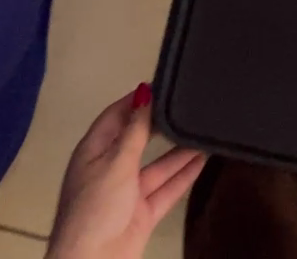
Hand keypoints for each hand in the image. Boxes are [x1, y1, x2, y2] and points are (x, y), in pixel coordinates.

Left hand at [47, 84, 206, 258]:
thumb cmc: (96, 207)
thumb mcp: (116, 162)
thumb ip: (135, 129)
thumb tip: (144, 91)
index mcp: (94, 150)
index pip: (116, 114)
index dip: (137, 99)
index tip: (162, 82)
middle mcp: (110, 167)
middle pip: (137, 138)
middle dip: (160, 122)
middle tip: (186, 102)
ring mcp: (127, 192)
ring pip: (156, 164)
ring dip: (178, 150)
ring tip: (202, 129)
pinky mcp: (142, 214)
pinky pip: (165, 189)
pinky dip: (183, 175)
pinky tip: (202, 160)